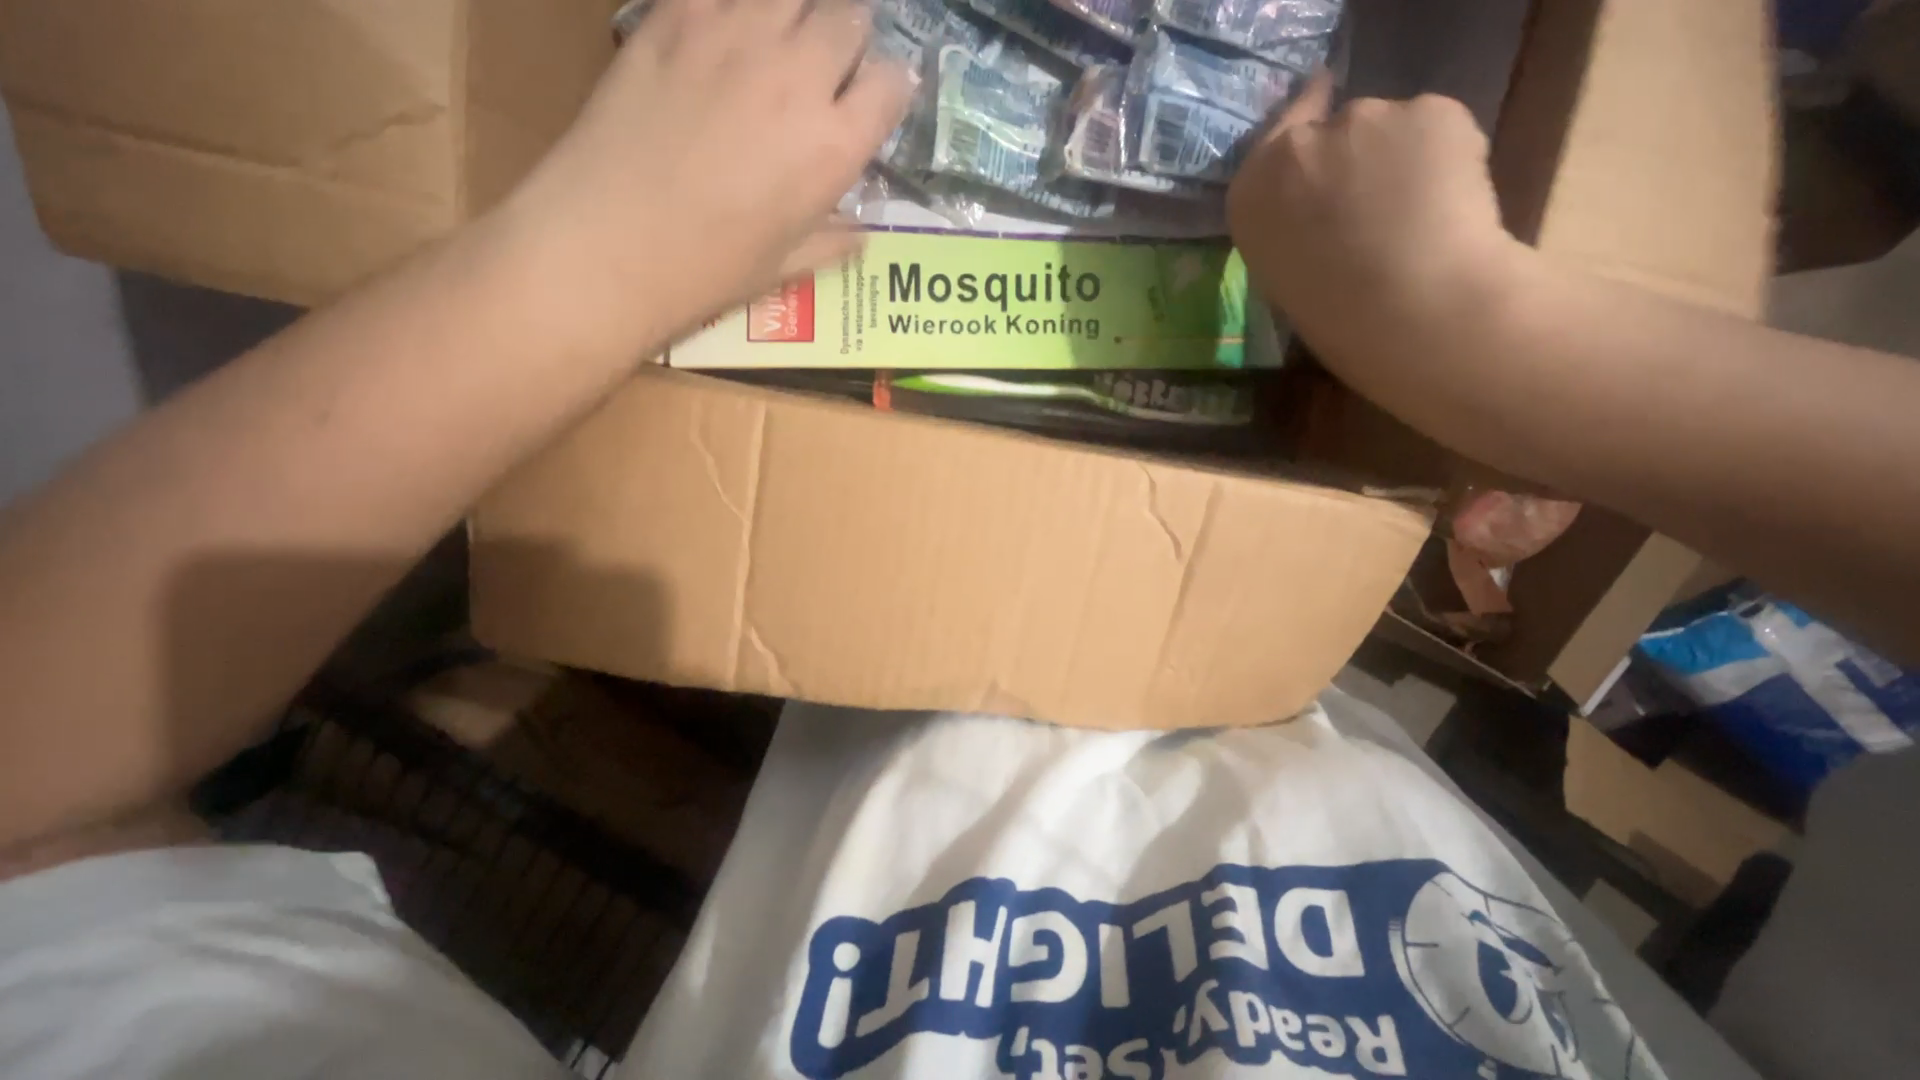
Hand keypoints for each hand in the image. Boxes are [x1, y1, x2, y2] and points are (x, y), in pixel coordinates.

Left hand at [490, 0, 913, 353]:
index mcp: (834, 145)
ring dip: (796, 12)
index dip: (886, 91)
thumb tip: (861, 230)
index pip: (895, 82)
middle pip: (850, 17)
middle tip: (820, 68)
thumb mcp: (783, 267)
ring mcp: (736, 36)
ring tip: (775, 42)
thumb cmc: (702, 270)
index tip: (868, 106)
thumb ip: (832, 240)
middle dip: (846, 40)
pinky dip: (732, 5)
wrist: (605, 245)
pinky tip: (721, 35)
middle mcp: (798, 77)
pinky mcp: (676, 16)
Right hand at [1227, 78, 1531, 390]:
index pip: (1274, 138)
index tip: (1326, 126)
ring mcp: (1363, 119)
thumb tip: (1330, 205)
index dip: (1304, 130)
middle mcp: (1298, 146)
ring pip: (1391, 128)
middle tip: (1382, 205)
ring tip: (1423, 212)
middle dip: (1357, 154)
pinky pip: (1440, 128)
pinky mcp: (1427, 110)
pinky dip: (1450, 156)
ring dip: (1405, 156)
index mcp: (1252, 193)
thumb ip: (1295, 222)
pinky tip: (1453, 202)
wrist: (1411, 305)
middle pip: (1334, 129)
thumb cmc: (1336, 316)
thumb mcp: (1285, 272)